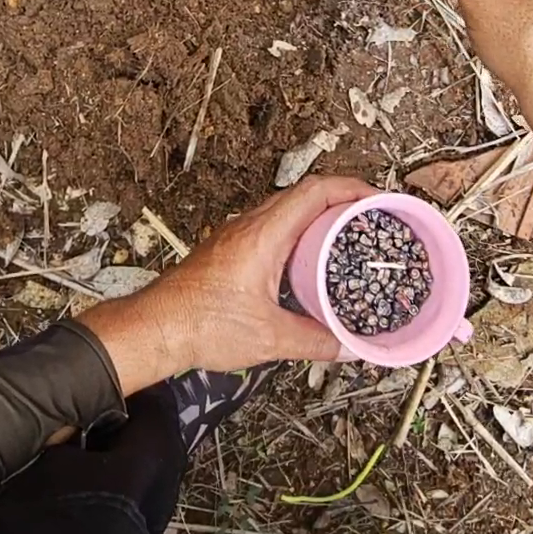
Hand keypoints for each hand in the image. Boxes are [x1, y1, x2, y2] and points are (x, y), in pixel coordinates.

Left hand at [77, 177, 373, 392]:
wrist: (156, 326)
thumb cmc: (202, 324)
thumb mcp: (269, 338)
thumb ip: (315, 341)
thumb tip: (348, 346)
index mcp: (264, 235)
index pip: (313, 192)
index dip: (349, 187)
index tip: (376, 197)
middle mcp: (249, 225)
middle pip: (301, 194)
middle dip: (339, 197)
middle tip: (368, 215)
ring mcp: (236, 234)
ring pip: (284, 209)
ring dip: (316, 213)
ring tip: (344, 233)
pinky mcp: (229, 248)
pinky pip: (270, 225)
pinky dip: (296, 230)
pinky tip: (306, 257)